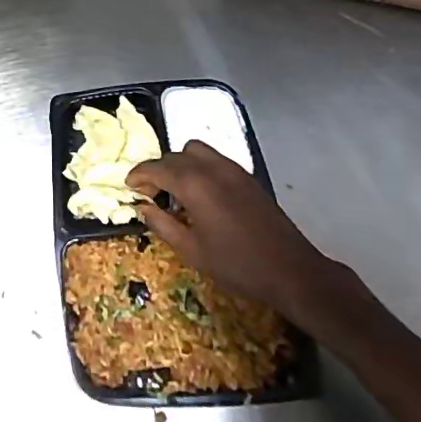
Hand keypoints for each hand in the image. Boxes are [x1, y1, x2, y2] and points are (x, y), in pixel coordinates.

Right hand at [127, 142, 354, 326]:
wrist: (291, 270)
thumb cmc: (238, 265)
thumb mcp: (192, 250)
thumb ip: (162, 225)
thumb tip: (143, 208)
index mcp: (193, 184)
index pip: (156, 168)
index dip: (138, 175)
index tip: (129, 187)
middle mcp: (211, 167)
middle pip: (173, 156)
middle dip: (157, 171)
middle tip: (150, 194)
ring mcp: (232, 169)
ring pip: (194, 151)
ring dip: (179, 164)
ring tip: (176, 191)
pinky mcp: (246, 176)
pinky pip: (213, 158)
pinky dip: (198, 167)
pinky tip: (201, 194)